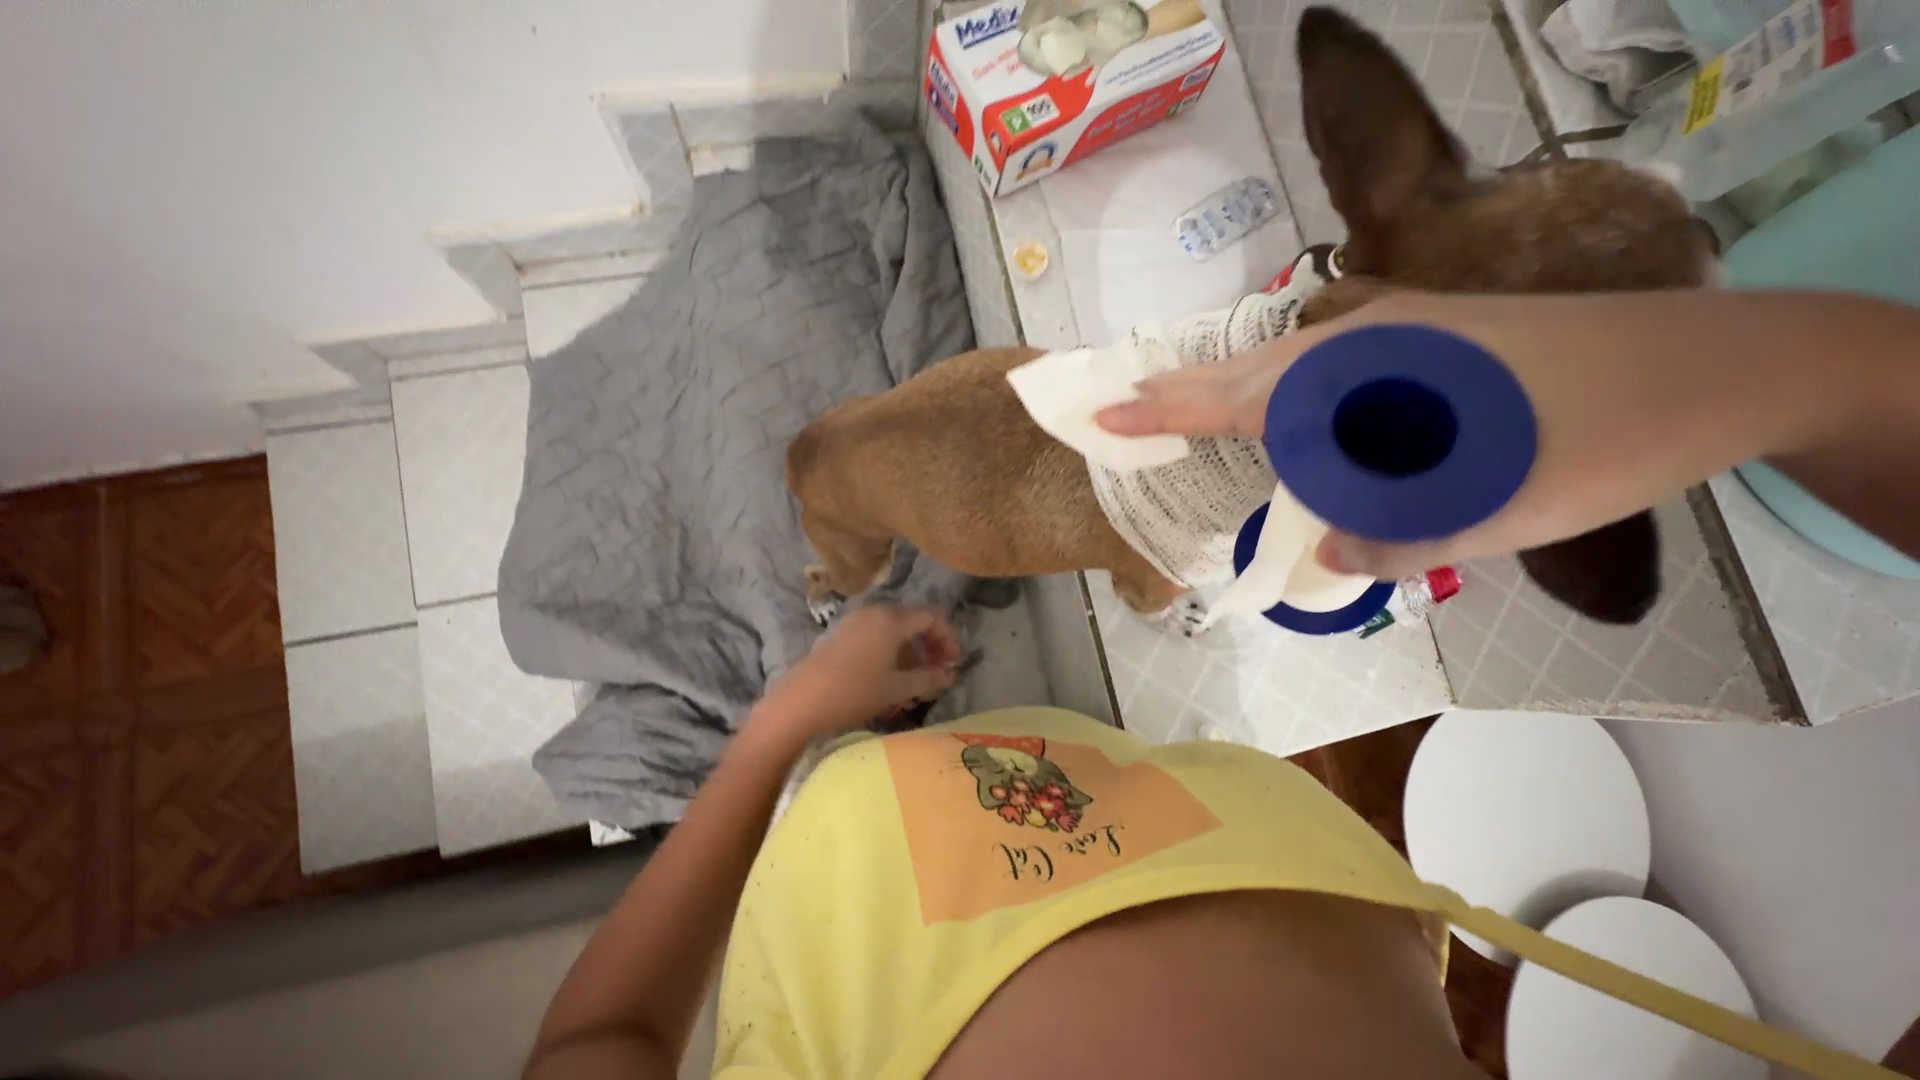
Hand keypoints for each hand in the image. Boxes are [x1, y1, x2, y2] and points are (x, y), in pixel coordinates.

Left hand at [755, 606, 961, 742]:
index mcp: (891, 618)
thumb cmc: (855, 692)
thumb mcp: (898, 688)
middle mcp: (872, 612)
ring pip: (891, 631)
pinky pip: (873, 637)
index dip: (948, 638)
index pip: (932, 616)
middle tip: (937, 673)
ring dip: (909, 653)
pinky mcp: (838, 636)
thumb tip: (950, 674)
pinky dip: (888, 653)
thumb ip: (929, 678)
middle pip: (911, 621)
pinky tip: (887, 681)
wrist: (800, 702)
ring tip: (914, 683)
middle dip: (929, 646)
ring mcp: (852, 622)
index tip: (954, 663)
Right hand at [1095, 289, 1880, 580]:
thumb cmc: (1594, 439)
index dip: (1168, 410)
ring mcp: (1402, 336)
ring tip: (1191, 417)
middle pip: (1253, 371)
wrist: (1712, 371)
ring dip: (1236, 394)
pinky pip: (1330, 372)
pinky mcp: (1430, 346)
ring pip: (1292, 368)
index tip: (1102, 415)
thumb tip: (1324, 557)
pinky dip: (1289, 397)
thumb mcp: (1492, 507)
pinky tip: (1293, 421)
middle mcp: (1374, 341)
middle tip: (1126, 411)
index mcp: (1373, 373)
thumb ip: (1398, 537)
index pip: (1243, 395)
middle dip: (1185, 393)